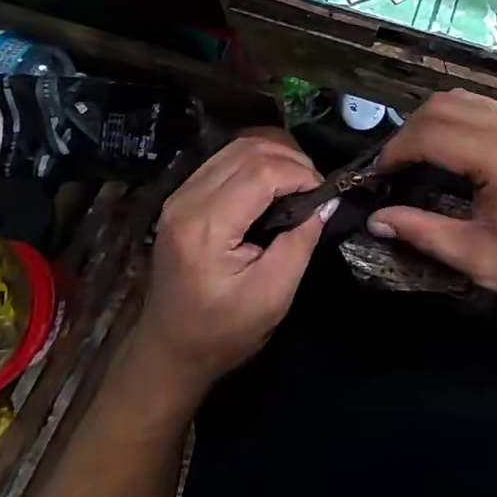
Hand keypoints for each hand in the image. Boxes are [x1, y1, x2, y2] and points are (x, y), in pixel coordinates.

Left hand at [132, 134, 334, 392]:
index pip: (261, 172)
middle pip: (247, 150)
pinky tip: (275, 182)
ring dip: (274, 155)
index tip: (325, 193)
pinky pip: (223, 160)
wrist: (168, 350)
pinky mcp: (181, 197)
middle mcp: (187, 200)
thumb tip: (328, 201)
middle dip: (291, 159)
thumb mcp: (273, 296)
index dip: (301, 173)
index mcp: (206, 227)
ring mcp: (179, 195)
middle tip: (316, 186)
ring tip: (300, 181)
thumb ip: (301, 242)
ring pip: (235, 147)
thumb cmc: (222, 332)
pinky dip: (256, 161)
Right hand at [365, 90, 496, 322]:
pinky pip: (486, 110)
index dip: (393, 152)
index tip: (372, 177)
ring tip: (415, 160)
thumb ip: (422, 231)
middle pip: (443, 106)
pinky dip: (458, 122)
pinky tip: (451, 154)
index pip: (430, 134)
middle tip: (390, 169)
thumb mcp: (479, 259)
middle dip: (408, 132)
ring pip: (465, 101)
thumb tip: (374, 219)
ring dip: (432, 122)